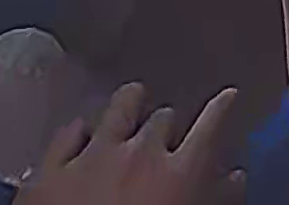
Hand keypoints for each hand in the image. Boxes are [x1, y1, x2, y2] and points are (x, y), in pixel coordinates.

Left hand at [15, 82, 238, 204]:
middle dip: (165, 130)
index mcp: (177, 177)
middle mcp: (141, 154)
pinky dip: (81, 133)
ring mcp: (93, 157)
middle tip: (162, 147)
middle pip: (164, 118)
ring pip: (122, 104)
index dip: (221, 108)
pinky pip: (71, 131)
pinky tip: (82, 140)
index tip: (229, 95)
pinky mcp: (50, 172)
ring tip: (130, 115)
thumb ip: (215, 201)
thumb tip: (238, 177)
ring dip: (130, 108)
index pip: (211, 127)